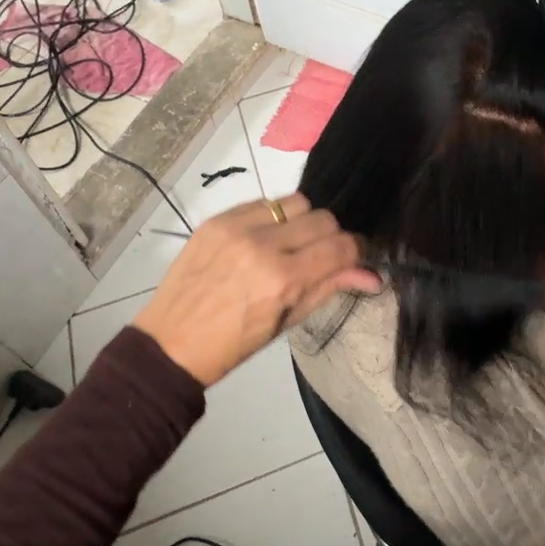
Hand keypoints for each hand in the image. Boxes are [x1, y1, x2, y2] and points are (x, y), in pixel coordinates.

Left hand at [133, 195, 380, 385]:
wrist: (171, 342)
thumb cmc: (235, 343)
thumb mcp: (288, 321)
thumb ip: (330, 287)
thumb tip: (373, 275)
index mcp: (283, 280)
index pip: (341, 247)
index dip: (356, 251)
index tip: (354, 258)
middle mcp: (263, 246)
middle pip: (323, 219)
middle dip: (331, 236)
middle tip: (320, 254)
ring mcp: (237, 228)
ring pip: (297, 202)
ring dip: (303, 221)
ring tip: (291, 243)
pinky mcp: (218, 219)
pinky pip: (264, 202)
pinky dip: (273, 217)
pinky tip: (264, 238)